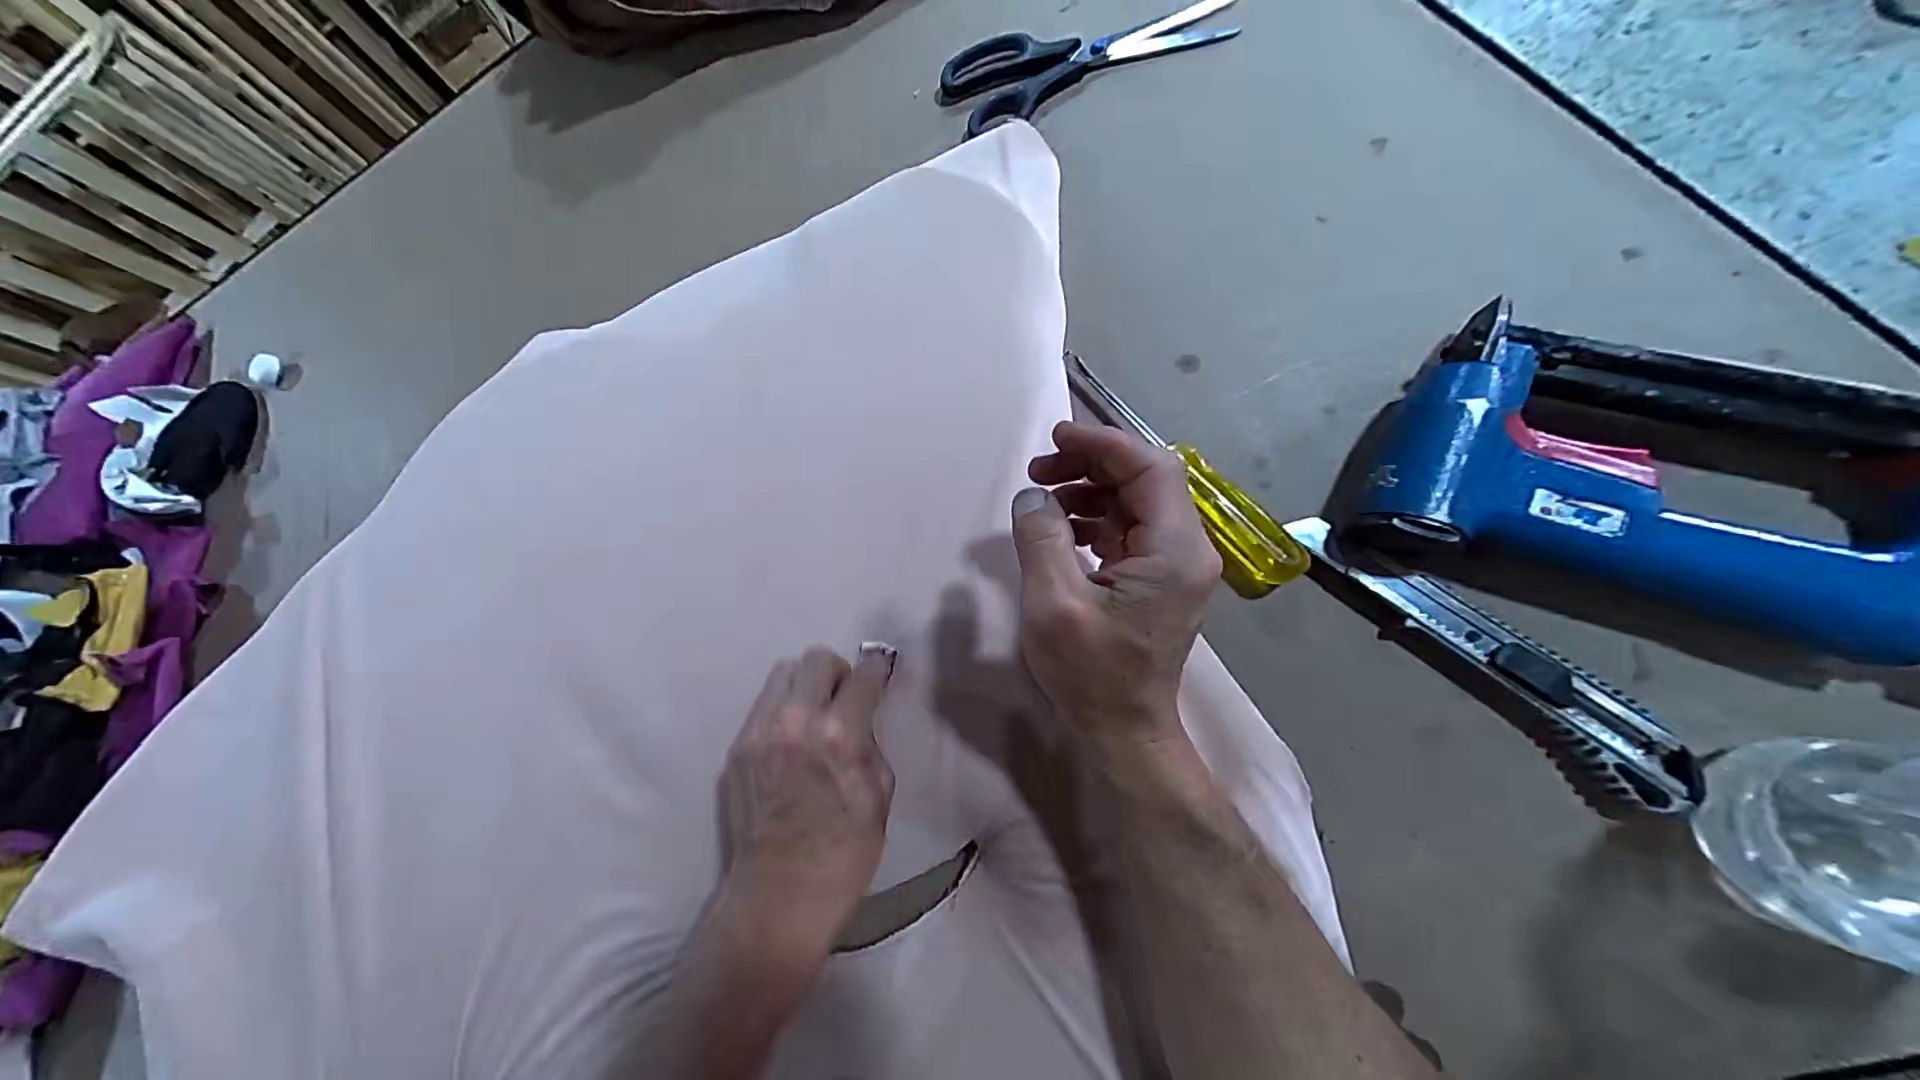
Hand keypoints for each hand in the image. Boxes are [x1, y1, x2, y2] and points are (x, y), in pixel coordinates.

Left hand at [717, 645, 897, 954]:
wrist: (776, 901)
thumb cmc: (842, 856)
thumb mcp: (880, 797)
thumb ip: (871, 745)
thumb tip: (862, 718)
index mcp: (837, 736)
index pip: (861, 677)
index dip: (877, 668)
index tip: (881, 670)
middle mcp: (792, 723)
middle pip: (815, 659)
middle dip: (838, 671)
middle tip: (845, 698)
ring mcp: (756, 734)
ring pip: (782, 674)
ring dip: (805, 685)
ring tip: (814, 717)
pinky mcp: (735, 750)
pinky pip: (762, 707)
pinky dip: (782, 711)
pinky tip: (790, 745)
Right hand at [1010, 421, 1221, 747]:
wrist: (1124, 730)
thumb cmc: (1092, 674)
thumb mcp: (1054, 604)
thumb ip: (1042, 538)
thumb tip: (1033, 496)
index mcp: (1175, 550)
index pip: (1150, 468)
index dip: (1102, 444)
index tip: (1054, 438)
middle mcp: (1187, 550)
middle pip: (1146, 479)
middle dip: (1092, 464)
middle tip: (1039, 471)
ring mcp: (1175, 565)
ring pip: (1136, 502)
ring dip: (1091, 490)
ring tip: (1043, 499)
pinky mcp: (1159, 580)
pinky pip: (1130, 529)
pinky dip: (1096, 518)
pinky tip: (1062, 528)